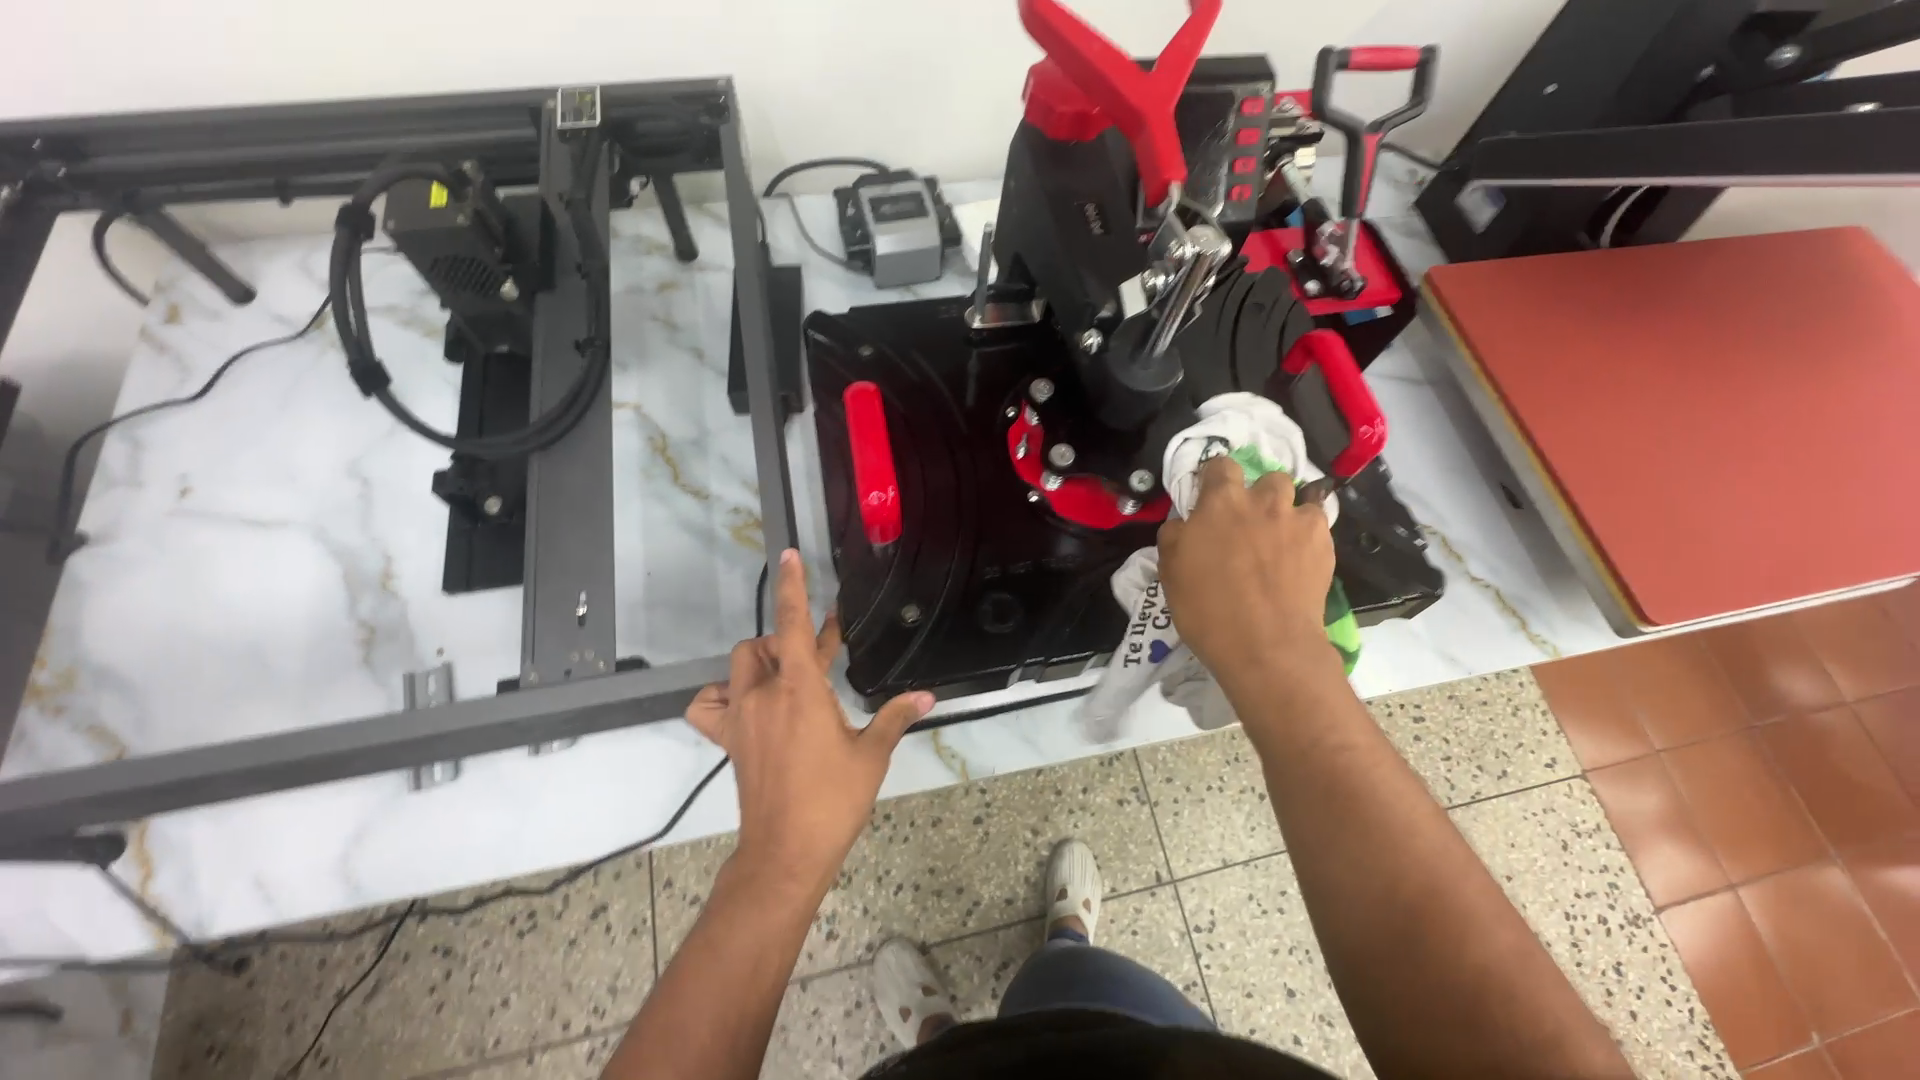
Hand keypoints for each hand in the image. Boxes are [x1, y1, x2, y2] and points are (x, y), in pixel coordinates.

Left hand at [687, 549, 933, 894]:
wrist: (787, 851)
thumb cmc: (834, 800)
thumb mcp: (872, 756)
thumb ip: (895, 717)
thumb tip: (926, 696)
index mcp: (800, 689)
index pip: (794, 624)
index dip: (793, 587)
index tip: (788, 556)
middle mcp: (763, 694)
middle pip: (765, 644)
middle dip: (791, 642)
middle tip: (822, 662)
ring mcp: (740, 717)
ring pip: (740, 667)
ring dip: (764, 663)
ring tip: (790, 682)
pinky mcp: (729, 740)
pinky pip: (709, 705)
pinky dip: (721, 696)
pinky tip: (745, 705)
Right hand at [1158, 456, 1337, 689]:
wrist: (1267, 645)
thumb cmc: (1207, 609)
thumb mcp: (1170, 572)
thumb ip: (1175, 536)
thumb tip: (1184, 523)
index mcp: (1220, 502)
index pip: (1221, 465)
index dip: (1216, 479)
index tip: (1211, 498)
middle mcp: (1263, 501)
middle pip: (1268, 478)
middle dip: (1260, 494)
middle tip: (1250, 523)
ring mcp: (1298, 521)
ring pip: (1300, 498)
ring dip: (1289, 511)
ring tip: (1281, 538)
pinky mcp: (1324, 545)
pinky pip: (1318, 526)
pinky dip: (1309, 536)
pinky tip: (1300, 560)